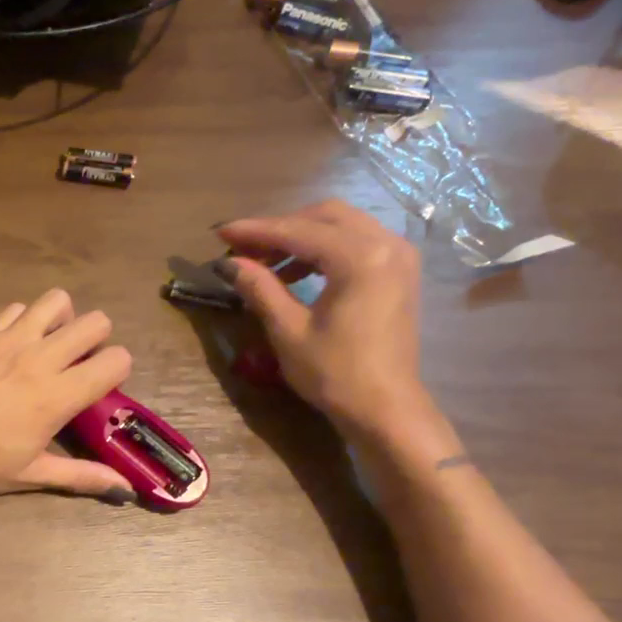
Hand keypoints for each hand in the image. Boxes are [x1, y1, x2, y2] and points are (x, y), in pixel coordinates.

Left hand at [0, 290, 133, 499]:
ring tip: (49, 347)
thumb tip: (126, 490)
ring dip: (63, 320)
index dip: (116, 372)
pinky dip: (24, 321)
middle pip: (96, 321)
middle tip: (77, 366)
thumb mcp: (30, 475)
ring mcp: (8, 340)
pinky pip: (16, 309)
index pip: (116, 360)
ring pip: (57, 301)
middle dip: (97, 341)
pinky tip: (13, 347)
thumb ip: (82, 476)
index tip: (98, 390)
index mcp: (56, 396)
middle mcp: (39, 359)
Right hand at [217, 201, 432, 438]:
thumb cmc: (333, 373)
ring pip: (343, 226)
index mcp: (360, 257)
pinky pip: (358, 242)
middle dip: (281, 227)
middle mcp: (386, 244)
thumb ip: (261, 289)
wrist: (383, 406)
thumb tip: (230, 263)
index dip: (256, 230)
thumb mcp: (288, 330)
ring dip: (302, 237)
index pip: (299, 231)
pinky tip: (297, 273)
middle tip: (243, 248)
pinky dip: (324, 249)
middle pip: (326, 216)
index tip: (221, 231)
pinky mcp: (399, 271)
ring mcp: (399, 255)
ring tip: (265, 263)